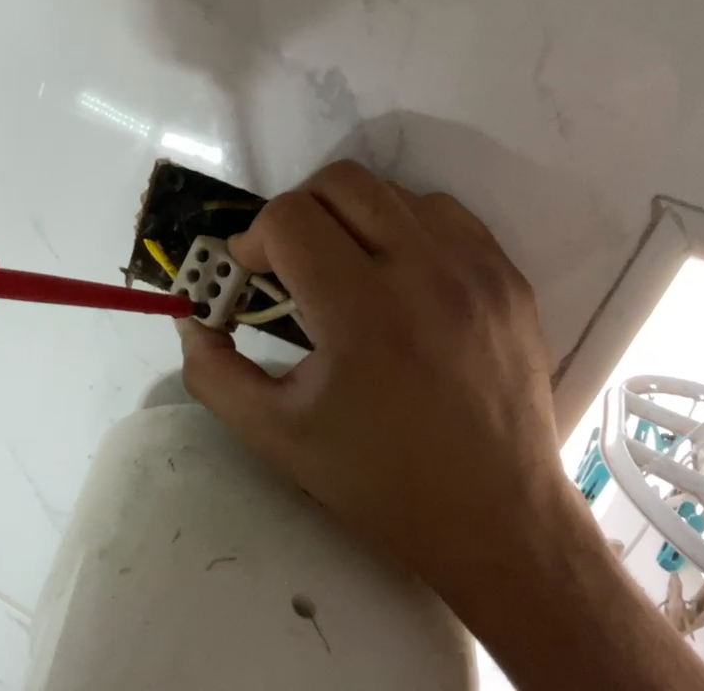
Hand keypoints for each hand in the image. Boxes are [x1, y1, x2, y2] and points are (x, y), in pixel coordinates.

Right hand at [180, 161, 703, 689]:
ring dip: (354, 217)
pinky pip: (444, 215)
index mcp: (362, 313)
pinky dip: (407, 228)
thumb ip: (212, 371)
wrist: (498, 522)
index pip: (289, 217)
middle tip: (293, 265)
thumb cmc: (379, 481)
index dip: (255, 240)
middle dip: (299, 212)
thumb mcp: (274, 435)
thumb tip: (195, 318)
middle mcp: (424, 273)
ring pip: (394, 190)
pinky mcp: (508, 278)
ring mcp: (476, 270)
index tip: (253, 279)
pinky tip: (401, 278)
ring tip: (350, 270)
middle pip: (341, 181)